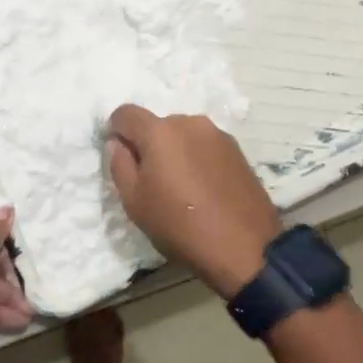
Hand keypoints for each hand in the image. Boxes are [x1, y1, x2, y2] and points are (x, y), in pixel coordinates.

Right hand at [106, 105, 281, 297]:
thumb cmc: (180, 225)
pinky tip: (203, 190)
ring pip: (183, 135)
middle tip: (152, 181)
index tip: (122, 159)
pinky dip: (197, 160)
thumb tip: (117, 143)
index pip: (125, 113)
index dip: (116, 132)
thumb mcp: (135, 202)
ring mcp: (218, 135)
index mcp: (160, 131)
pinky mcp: (238, 150)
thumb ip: (119, 165)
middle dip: (149, 145)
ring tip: (182, 188)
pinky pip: (204, 146)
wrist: (246, 248)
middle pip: (157, 125)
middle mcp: (189, 122)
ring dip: (175, 152)